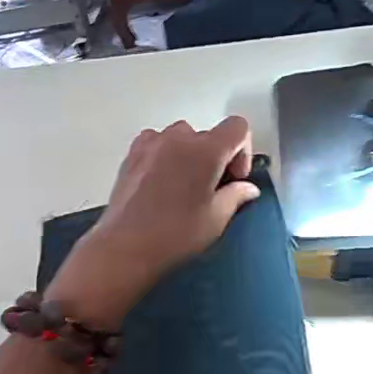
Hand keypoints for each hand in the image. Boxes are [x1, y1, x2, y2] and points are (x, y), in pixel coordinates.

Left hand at [46, 116, 259, 328]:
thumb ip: (236, 196)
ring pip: (183, 138)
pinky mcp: (133, 153)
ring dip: (190, 155)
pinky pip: (158, 144)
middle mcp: (179, 138)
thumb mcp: (215, 219)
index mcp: (206, 150)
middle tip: (212, 189)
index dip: (243, 151)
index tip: (234, 176)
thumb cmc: (173, 234)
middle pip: (210, 135)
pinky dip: (166, 156)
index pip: (238, 127)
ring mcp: (152, 143)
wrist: (126, 246)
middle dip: (217, 157)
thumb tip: (246, 189)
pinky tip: (163, 184)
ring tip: (185, 188)